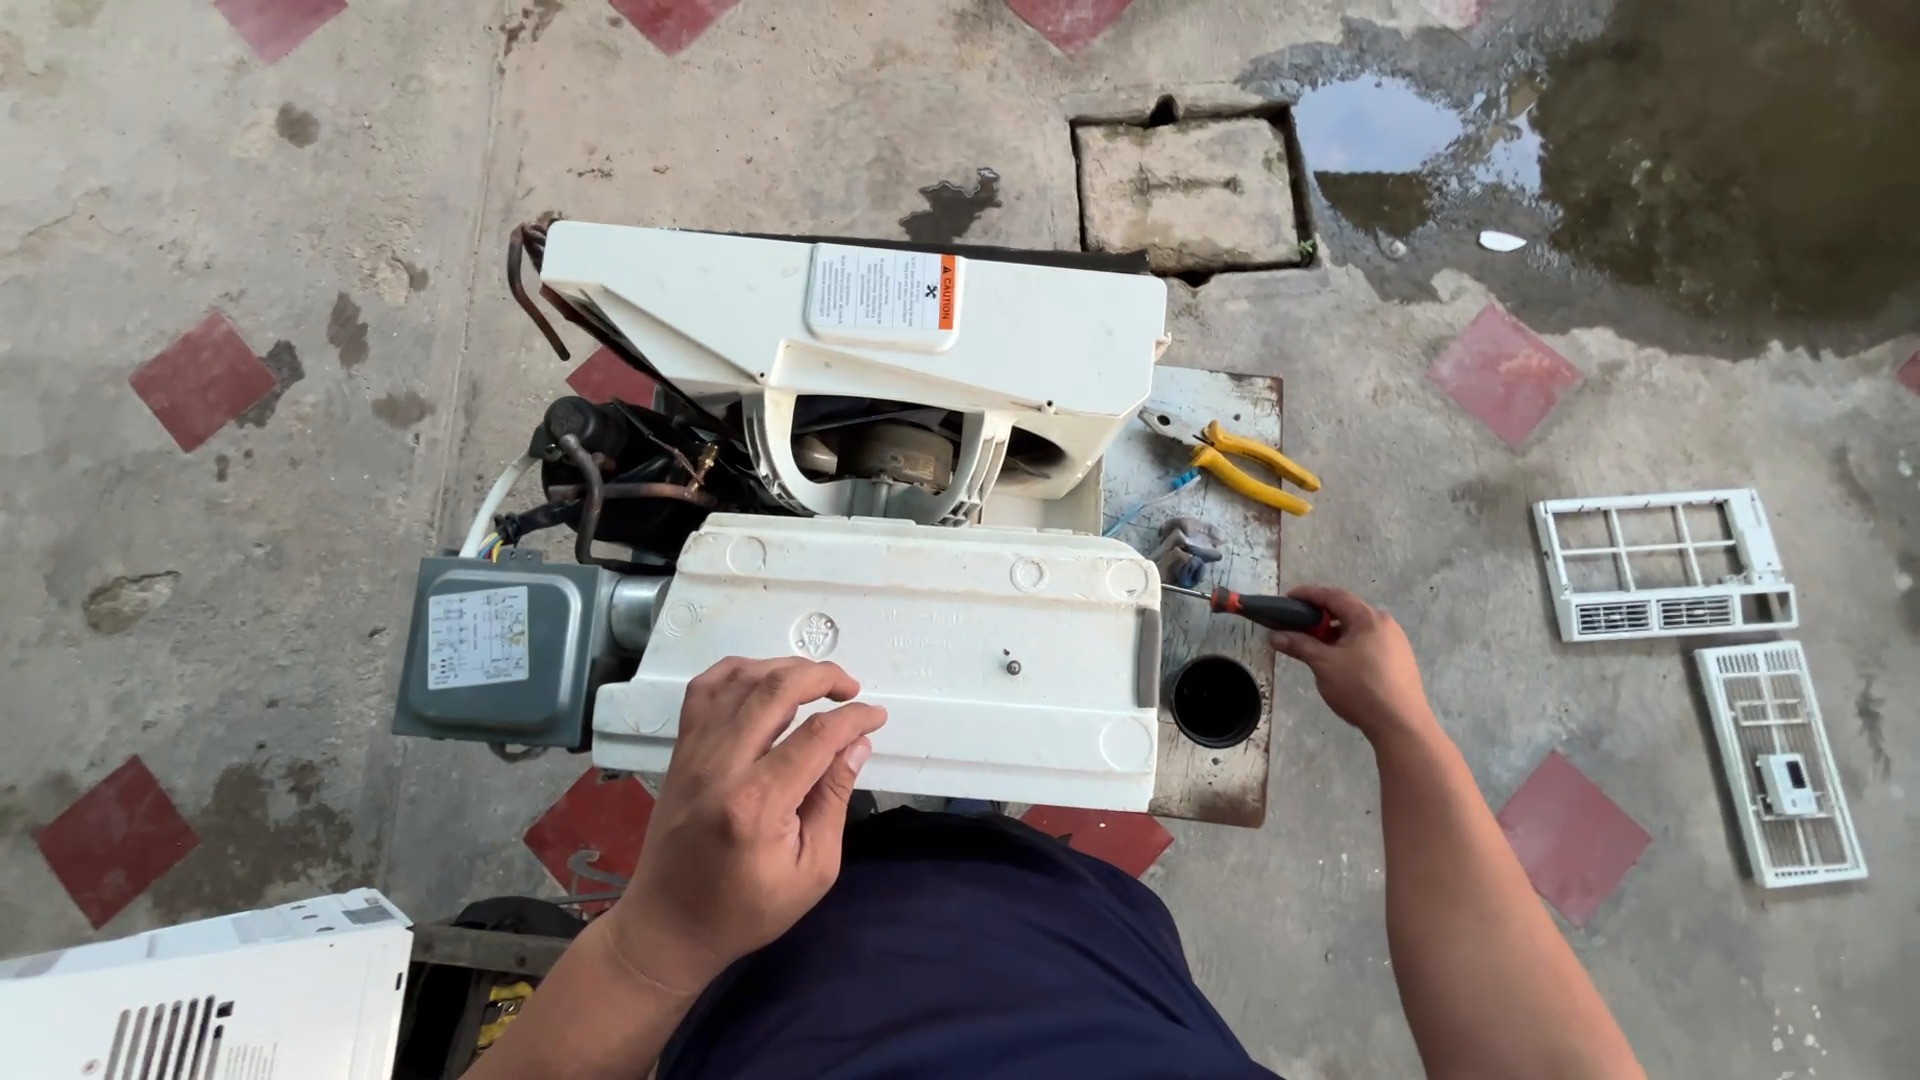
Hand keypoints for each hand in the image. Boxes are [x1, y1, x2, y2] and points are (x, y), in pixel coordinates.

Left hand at [605, 657, 885, 995]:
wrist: (666, 927)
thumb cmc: (745, 910)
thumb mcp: (812, 871)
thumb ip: (834, 800)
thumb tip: (856, 743)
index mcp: (758, 804)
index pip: (816, 735)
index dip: (855, 718)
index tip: (876, 718)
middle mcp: (721, 766)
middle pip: (777, 690)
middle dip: (824, 676)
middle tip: (851, 688)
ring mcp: (694, 753)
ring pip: (741, 679)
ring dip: (785, 668)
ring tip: (816, 682)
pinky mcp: (681, 750)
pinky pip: (705, 689)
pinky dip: (738, 670)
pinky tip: (764, 679)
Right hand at [1268, 585, 1435, 743]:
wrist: (1401, 725)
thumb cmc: (1361, 688)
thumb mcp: (1323, 664)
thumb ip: (1299, 645)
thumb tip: (1274, 636)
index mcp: (1369, 619)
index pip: (1335, 596)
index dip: (1309, 594)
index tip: (1288, 598)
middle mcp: (1385, 625)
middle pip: (1348, 611)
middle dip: (1321, 616)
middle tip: (1298, 624)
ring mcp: (1396, 644)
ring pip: (1357, 629)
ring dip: (1333, 633)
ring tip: (1314, 646)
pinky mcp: (1399, 662)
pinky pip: (1367, 643)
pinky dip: (1347, 645)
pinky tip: (1337, 662)